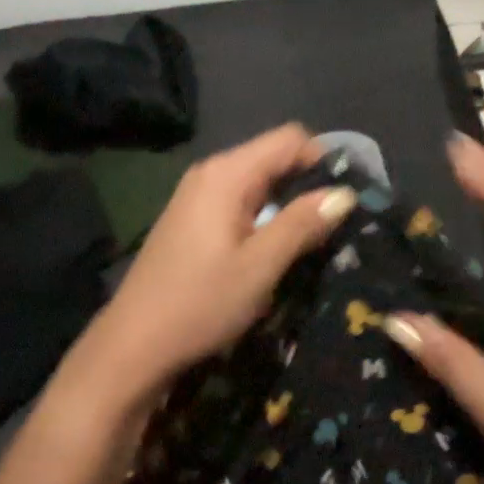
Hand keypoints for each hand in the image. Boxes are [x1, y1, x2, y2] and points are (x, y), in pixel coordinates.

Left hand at [72, 124, 356, 404]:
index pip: (288, 138)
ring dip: (287, 202)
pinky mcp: (191, 219)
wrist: (133, 344)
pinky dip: (263, 215)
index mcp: (227, 174)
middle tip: (340, 220)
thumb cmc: (200, 302)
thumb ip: (301, 224)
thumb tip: (344, 192)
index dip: (323, 158)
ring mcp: (196, 195)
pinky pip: (239, 201)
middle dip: (307, 182)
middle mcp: (210, 173)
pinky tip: (276, 248)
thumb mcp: (260, 267)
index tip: (350, 193)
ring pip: (257, 182)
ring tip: (316, 236)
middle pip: (272, 157)